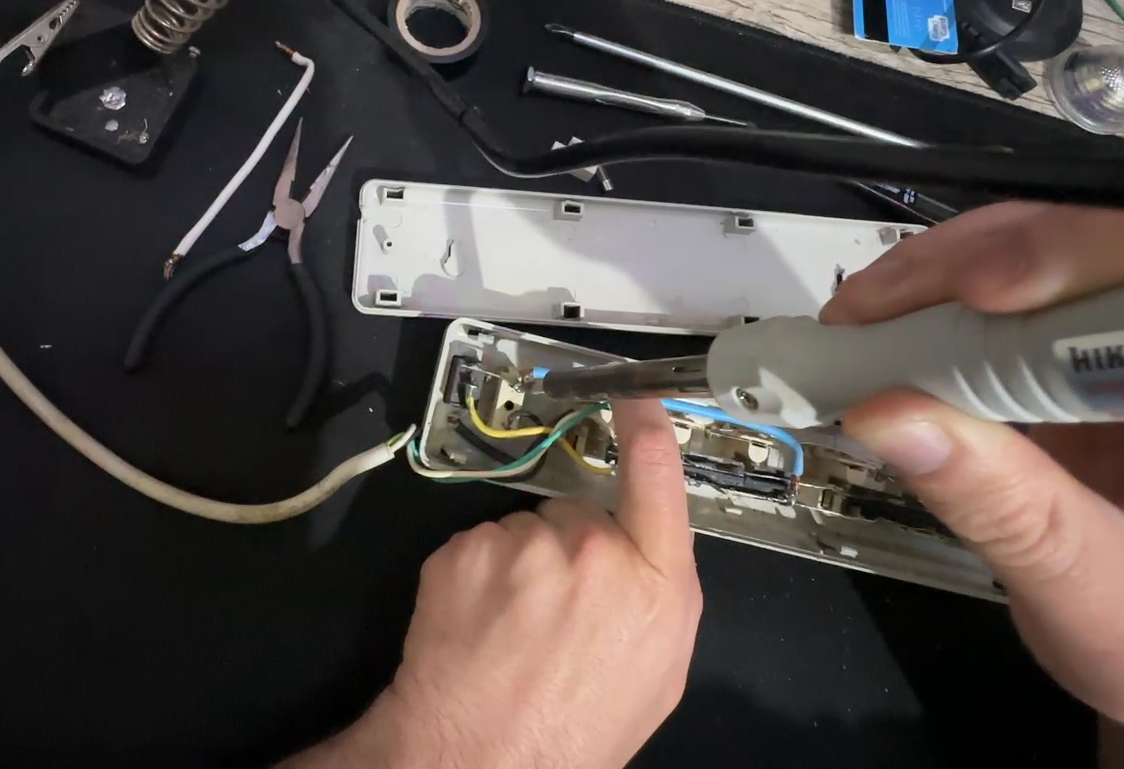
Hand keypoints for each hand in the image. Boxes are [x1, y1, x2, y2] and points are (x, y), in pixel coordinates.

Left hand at [287, 399, 701, 768]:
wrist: (478, 758)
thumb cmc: (580, 726)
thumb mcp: (658, 670)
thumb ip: (657, 589)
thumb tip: (640, 543)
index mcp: (652, 581)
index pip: (657, 475)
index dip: (646, 424)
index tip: (633, 391)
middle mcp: (591, 549)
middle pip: (580, 510)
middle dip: (571, 546)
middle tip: (557, 611)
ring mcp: (522, 543)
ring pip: (526, 528)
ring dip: (523, 562)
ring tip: (516, 627)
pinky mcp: (465, 546)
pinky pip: (483, 541)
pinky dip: (481, 571)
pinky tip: (481, 620)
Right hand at [821, 203, 1123, 739]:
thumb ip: (1026, 528)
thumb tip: (885, 415)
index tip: (993, 293)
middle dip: (1000, 254)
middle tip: (881, 303)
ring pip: (1070, 238)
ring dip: (953, 266)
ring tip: (865, 315)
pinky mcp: (1111, 330)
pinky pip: (1027, 276)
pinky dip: (944, 294)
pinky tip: (889, 321)